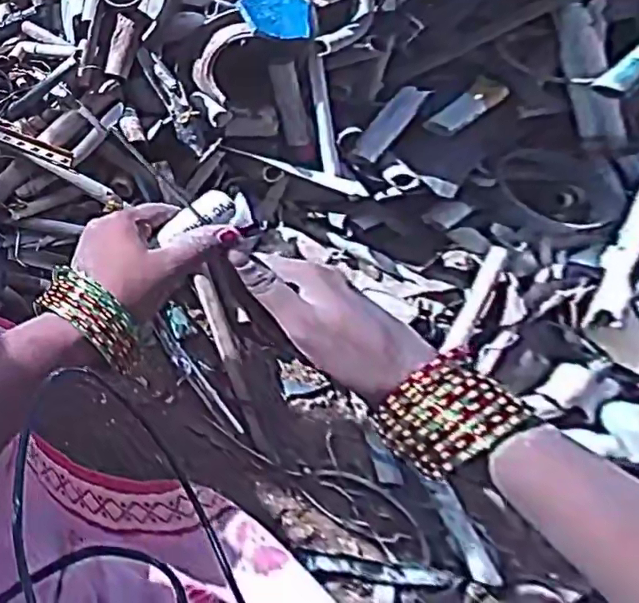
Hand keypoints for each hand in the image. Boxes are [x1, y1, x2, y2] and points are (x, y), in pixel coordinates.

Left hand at [73, 204, 239, 314]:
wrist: (89, 320)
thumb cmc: (125, 290)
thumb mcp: (168, 268)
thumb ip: (196, 247)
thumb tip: (222, 233)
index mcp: (118, 218)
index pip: (160, 210)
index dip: (185, 222)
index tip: (202, 235)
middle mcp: (99, 225)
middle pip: (144, 226)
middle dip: (167, 242)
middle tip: (185, 260)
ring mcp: (90, 243)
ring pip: (130, 242)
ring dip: (149, 255)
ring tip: (164, 275)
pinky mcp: (86, 262)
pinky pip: (116, 256)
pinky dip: (132, 264)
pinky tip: (142, 282)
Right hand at [229, 251, 437, 403]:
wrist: (415, 384)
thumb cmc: (359, 356)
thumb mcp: (299, 322)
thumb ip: (263, 287)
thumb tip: (234, 255)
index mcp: (307, 272)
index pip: (252, 258)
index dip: (232, 275)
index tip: (223, 295)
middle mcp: (320, 274)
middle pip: (268, 272)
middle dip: (251, 293)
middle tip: (248, 321)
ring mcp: (334, 290)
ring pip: (284, 288)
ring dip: (270, 306)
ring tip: (270, 331)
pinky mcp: (342, 308)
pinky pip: (301, 301)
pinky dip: (289, 314)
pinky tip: (292, 333)